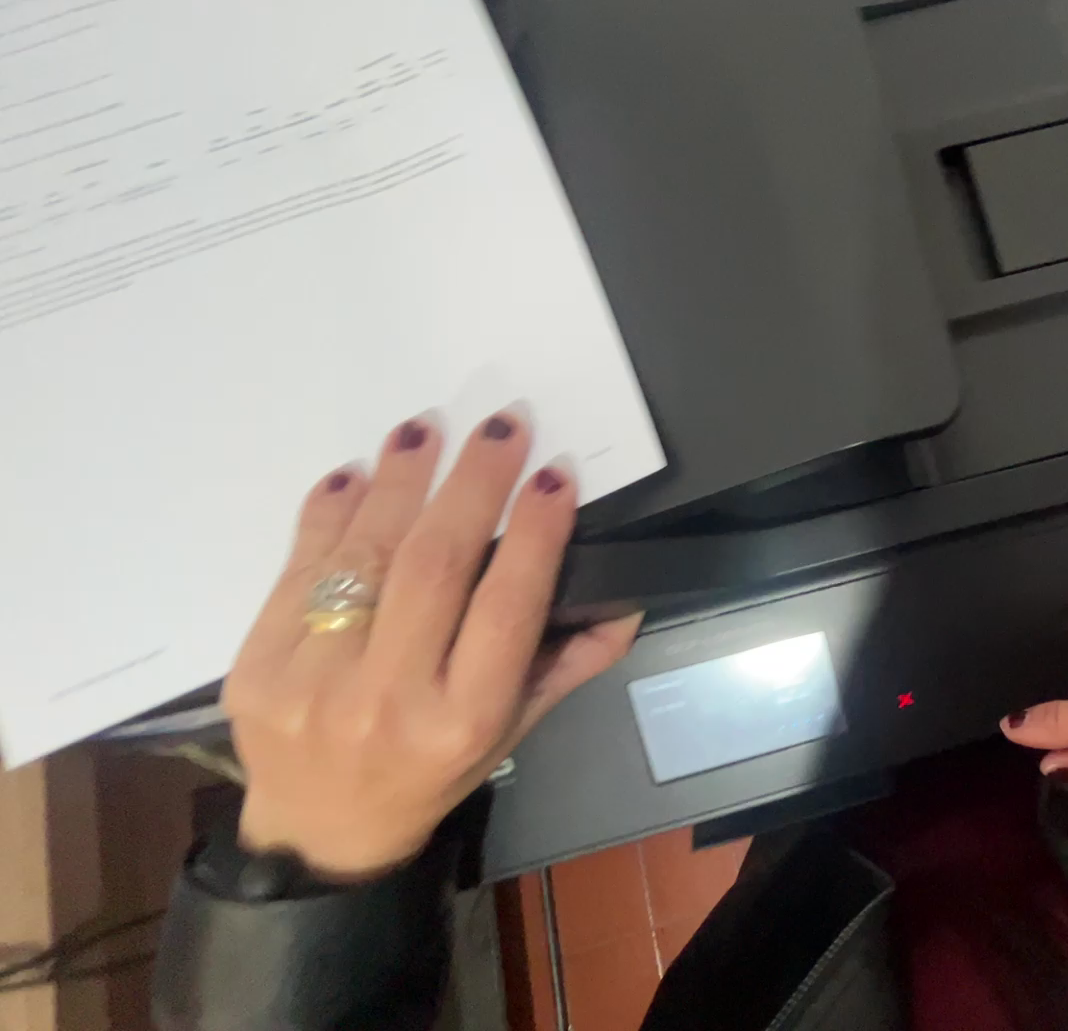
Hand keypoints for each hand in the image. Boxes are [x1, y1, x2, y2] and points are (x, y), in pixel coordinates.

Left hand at [221, 409, 641, 881]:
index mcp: (466, 715)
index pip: (508, 606)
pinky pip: (295, 569)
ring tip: (429, 429)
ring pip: (364, 557)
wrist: (321, 828)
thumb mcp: (521, 726)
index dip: (535, 534)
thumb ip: (575, 662)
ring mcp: (311, 678)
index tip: (554, 475)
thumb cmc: (442, 771)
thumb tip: (628, 602)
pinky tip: (362, 470)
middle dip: (474, 484)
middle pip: (434, 566)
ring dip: (402, 482)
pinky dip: (331, 511)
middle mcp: (389, 696)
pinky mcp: (253, 663)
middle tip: (502, 426)